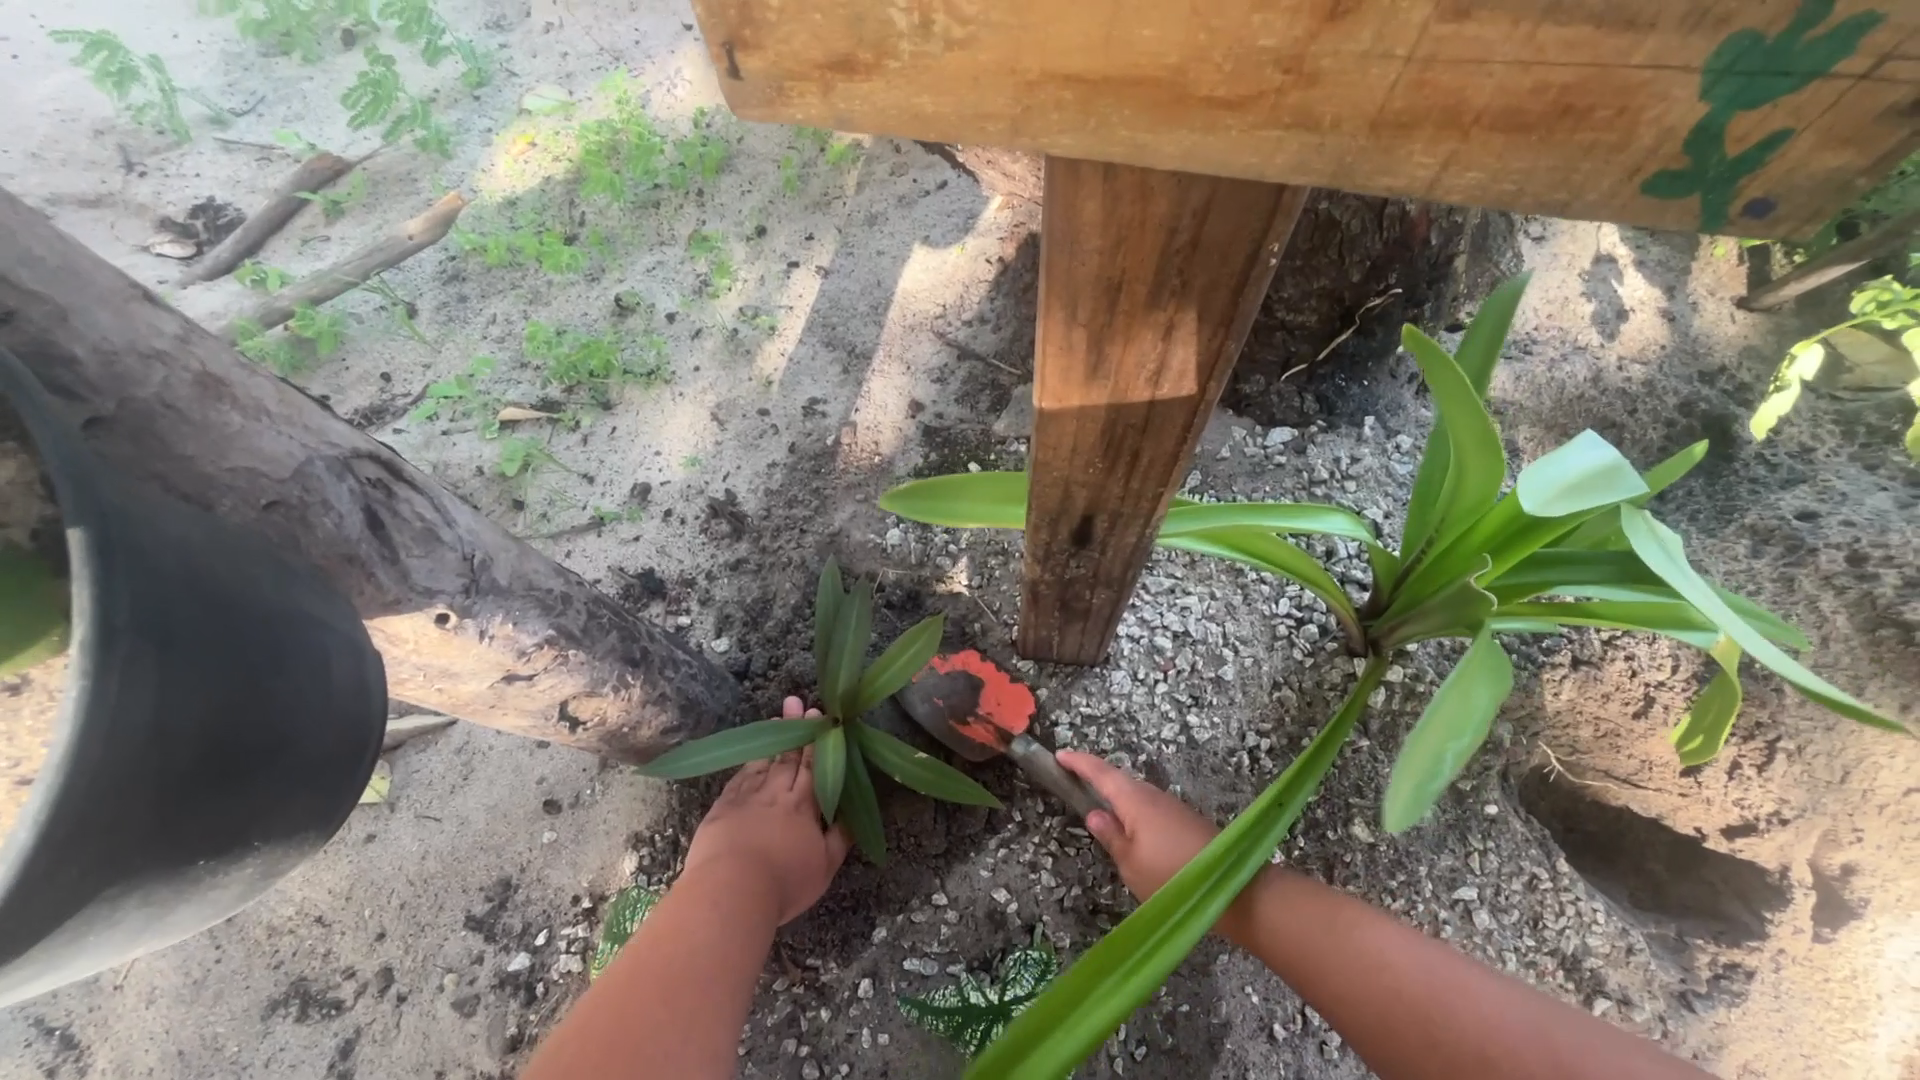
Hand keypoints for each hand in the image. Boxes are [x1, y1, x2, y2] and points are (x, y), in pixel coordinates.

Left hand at [682, 697, 850, 925]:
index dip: (816, 742)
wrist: (731, 890)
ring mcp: (746, 798)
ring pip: (762, 763)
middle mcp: (776, 793)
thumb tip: (852, 815)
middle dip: (794, 729)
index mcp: (804, 805)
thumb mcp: (825, 867)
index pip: (813, 766)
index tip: (819, 718)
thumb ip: (840, 838)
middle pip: (787, 756)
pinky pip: (738, 779)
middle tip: (796, 703)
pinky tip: (750, 758)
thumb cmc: (785, 882)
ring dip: (771, 741)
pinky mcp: (722, 808)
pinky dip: (747, 764)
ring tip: (776, 719)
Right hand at [1059, 750, 1270, 938]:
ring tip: (1100, 812)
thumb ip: (1111, 837)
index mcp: (1135, 801)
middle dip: (1097, 779)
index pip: (1101, 773)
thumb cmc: (1172, 877)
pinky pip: (1152, 810)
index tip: (1059, 754)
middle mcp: (1154, 796)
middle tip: (1075, 782)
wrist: (1235, 888)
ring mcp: (1173, 808)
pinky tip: (1133, 833)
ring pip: (1137, 797)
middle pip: (1120, 781)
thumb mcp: (1131, 864)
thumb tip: (1094, 814)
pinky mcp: (1187, 823)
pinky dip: (1135, 813)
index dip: (1079, 762)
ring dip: (1118, 799)